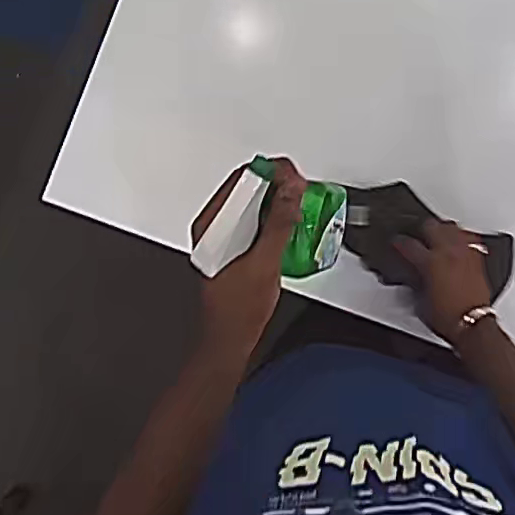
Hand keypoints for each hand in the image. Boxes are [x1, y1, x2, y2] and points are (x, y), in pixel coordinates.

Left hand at [189, 158, 303, 355]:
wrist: (229, 341)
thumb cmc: (238, 309)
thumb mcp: (264, 262)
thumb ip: (279, 224)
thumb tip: (290, 190)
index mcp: (212, 226)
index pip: (241, 180)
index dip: (271, 173)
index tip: (294, 177)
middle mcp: (214, 226)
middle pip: (248, 187)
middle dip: (278, 182)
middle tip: (302, 187)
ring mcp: (225, 235)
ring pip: (255, 201)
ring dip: (280, 197)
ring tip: (301, 200)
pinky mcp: (237, 244)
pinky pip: (258, 216)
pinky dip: (277, 213)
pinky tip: (292, 219)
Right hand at [393, 218, 494, 345]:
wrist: (472, 324)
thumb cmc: (448, 317)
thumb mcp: (421, 301)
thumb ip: (415, 282)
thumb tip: (414, 275)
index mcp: (430, 263)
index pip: (409, 245)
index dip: (399, 242)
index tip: (397, 242)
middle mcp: (447, 253)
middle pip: (431, 225)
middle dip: (421, 228)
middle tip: (418, 234)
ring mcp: (463, 252)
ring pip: (451, 227)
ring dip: (442, 229)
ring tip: (437, 234)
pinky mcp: (477, 256)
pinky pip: (469, 237)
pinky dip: (461, 237)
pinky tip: (458, 241)